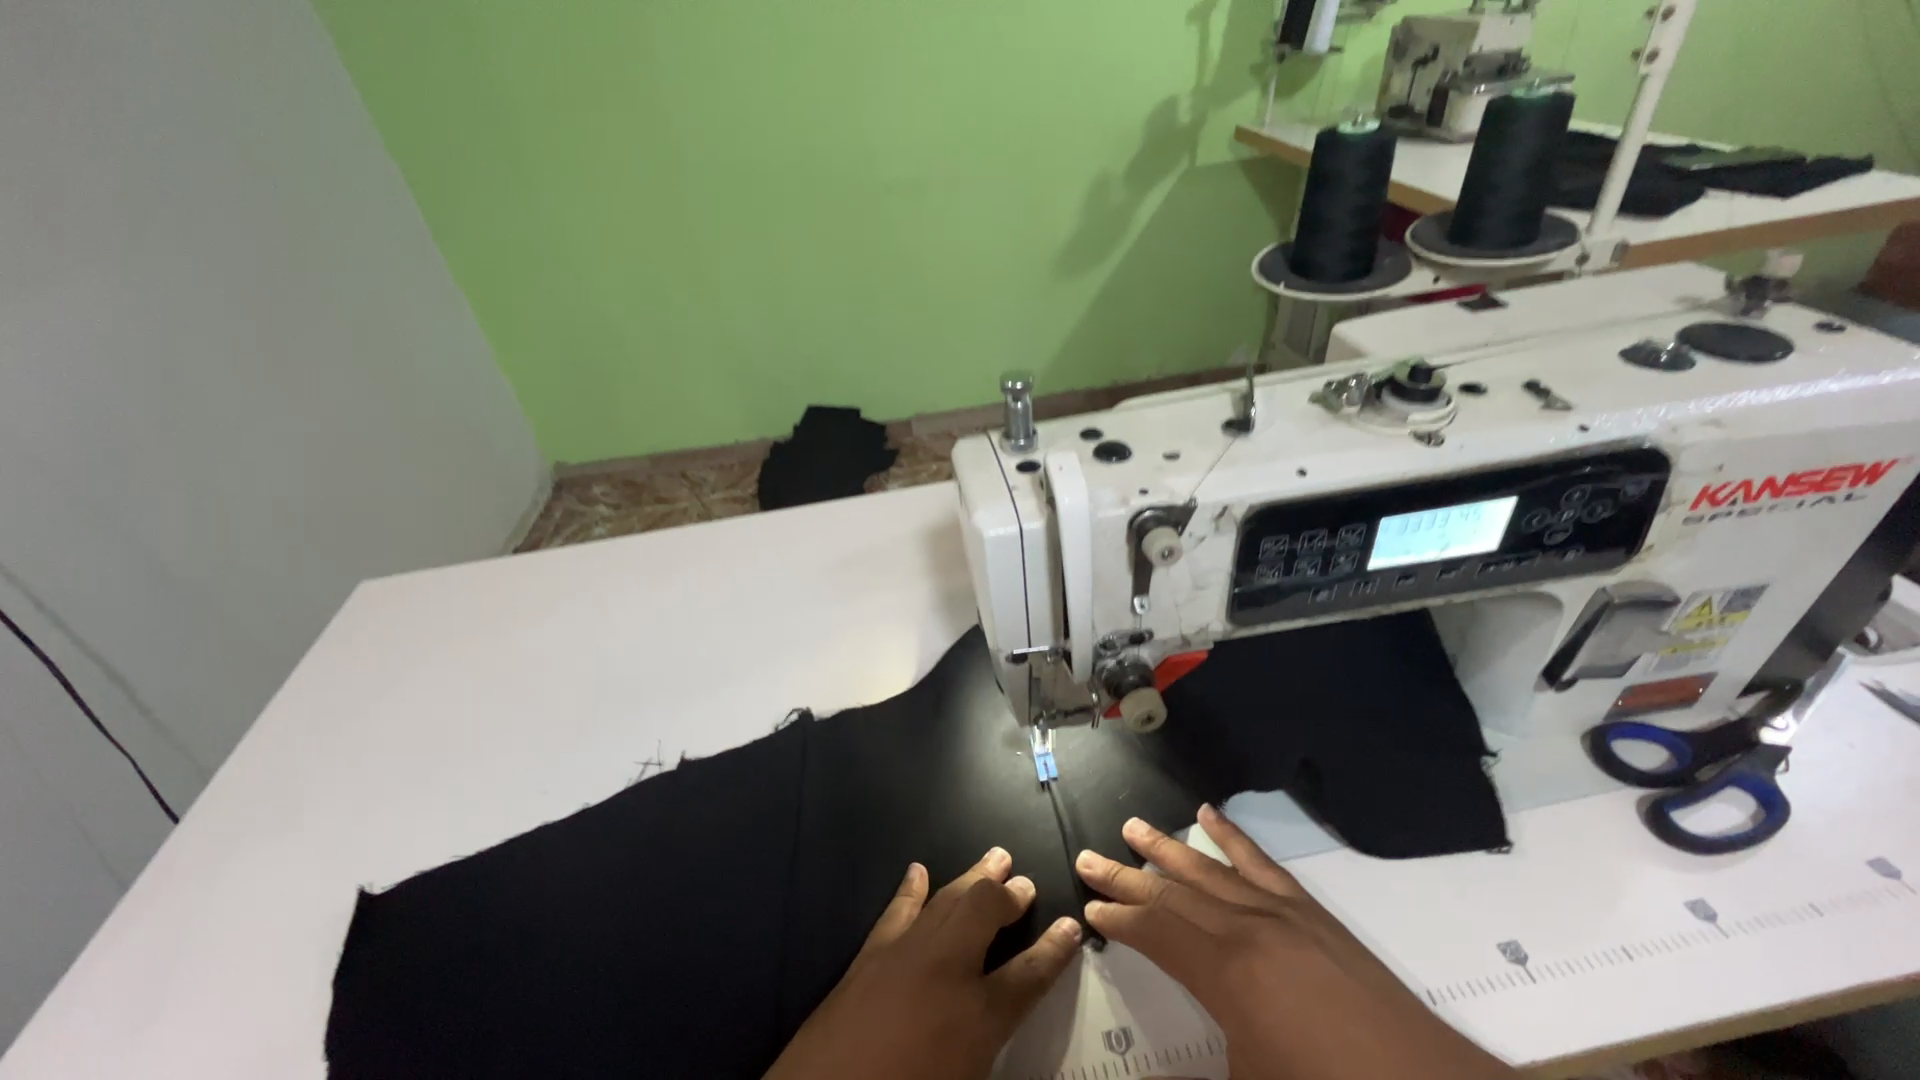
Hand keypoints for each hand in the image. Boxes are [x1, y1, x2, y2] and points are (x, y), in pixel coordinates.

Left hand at [764, 847, 1082, 1079]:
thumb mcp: (968, 1074)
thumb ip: (991, 1041)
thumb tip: (1004, 1013)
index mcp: (978, 1015)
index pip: (1030, 974)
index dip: (1054, 950)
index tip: (1071, 926)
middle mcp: (946, 971)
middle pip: (985, 914)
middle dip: (1009, 896)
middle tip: (1025, 880)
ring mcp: (905, 955)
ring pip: (946, 902)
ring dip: (971, 878)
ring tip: (993, 857)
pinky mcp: (869, 956)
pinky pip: (897, 912)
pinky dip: (910, 890)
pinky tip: (918, 871)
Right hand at [1076, 806, 1515, 1079]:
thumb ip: (1193, 1074)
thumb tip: (1148, 1073)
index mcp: (1229, 974)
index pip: (1157, 932)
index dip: (1120, 919)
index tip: (1089, 906)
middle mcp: (1250, 930)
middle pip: (1176, 893)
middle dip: (1128, 877)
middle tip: (1089, 857)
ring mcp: (1286, 916)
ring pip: (1214, 871)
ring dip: (1170, 849)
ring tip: (1134, 826)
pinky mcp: (1317, 916)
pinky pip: (1265, 866)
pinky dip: (1234, 840)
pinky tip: (1212, 817)